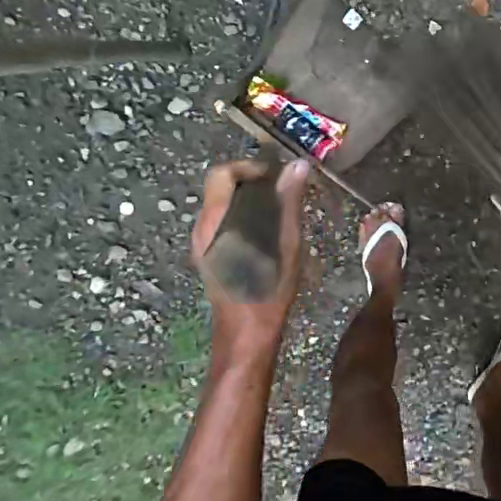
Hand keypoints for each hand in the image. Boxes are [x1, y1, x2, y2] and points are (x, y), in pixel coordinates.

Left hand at [190, 159, 310, 353]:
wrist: (246, 334)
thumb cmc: (268, 292)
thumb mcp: (286, 245)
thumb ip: (289, 202)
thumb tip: (298, 166)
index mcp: (216, 221)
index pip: (222, 173)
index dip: (250, 166)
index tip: (277, 176)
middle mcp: (202, 227)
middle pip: (222, 187)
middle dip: (254, 182)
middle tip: (284, 191)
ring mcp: (202, 242)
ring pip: (223, 204)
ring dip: (250, 200)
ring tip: (281, 211)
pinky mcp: (208, 254)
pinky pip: (223, 221)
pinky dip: (244, 216)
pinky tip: (268, 232)